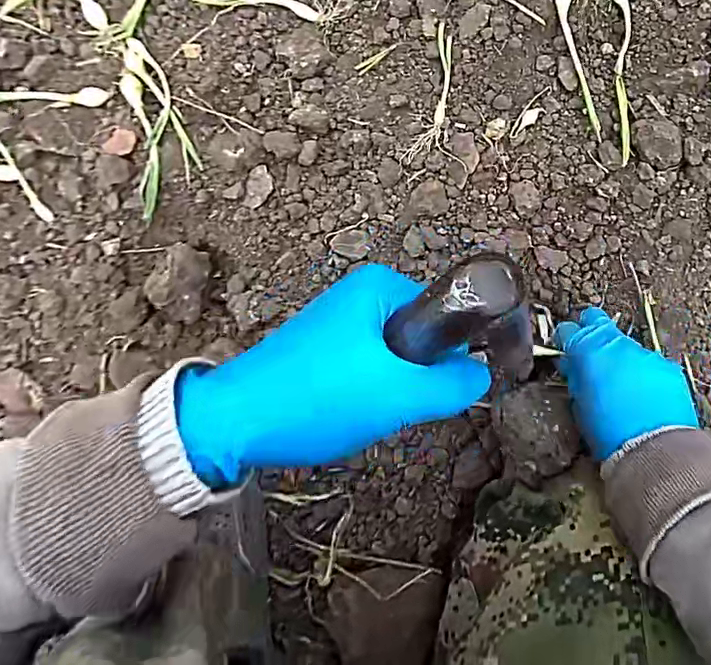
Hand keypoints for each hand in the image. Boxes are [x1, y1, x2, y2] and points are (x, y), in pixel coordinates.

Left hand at [175, 264, 491, 486]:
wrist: (228, 426)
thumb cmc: (317, 397)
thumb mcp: (398, 394)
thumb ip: (452, 384)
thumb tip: (482, 374)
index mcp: (381, 284)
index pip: (444, 316)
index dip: (446, 355)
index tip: (430, 388)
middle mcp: (361, 293)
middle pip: (420, 338)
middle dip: (415, 376)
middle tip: (394, 402)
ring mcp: (340, 320)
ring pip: (396, 357)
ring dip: (391, 388)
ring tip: (363, 409)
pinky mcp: (324, 347)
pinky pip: (370, 366)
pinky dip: (367, 391)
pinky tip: (344, 411)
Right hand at [555, 306, 698, 460]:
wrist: (654, 449)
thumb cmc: (609, 434)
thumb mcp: (580, 405)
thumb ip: (576, 377)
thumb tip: (573, 366)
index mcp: (589, 351)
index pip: (569, 329)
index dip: (566, 337)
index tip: (567, 345)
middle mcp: (617, 344)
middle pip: (599, 323)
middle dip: (592, 332)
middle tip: (591, 352)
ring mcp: (644, 353)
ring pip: (626, 347)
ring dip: (621, 360)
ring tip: (622, 387)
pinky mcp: (666, 366)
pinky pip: (650, 364)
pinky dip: (644, 374)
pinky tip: (644, 396)